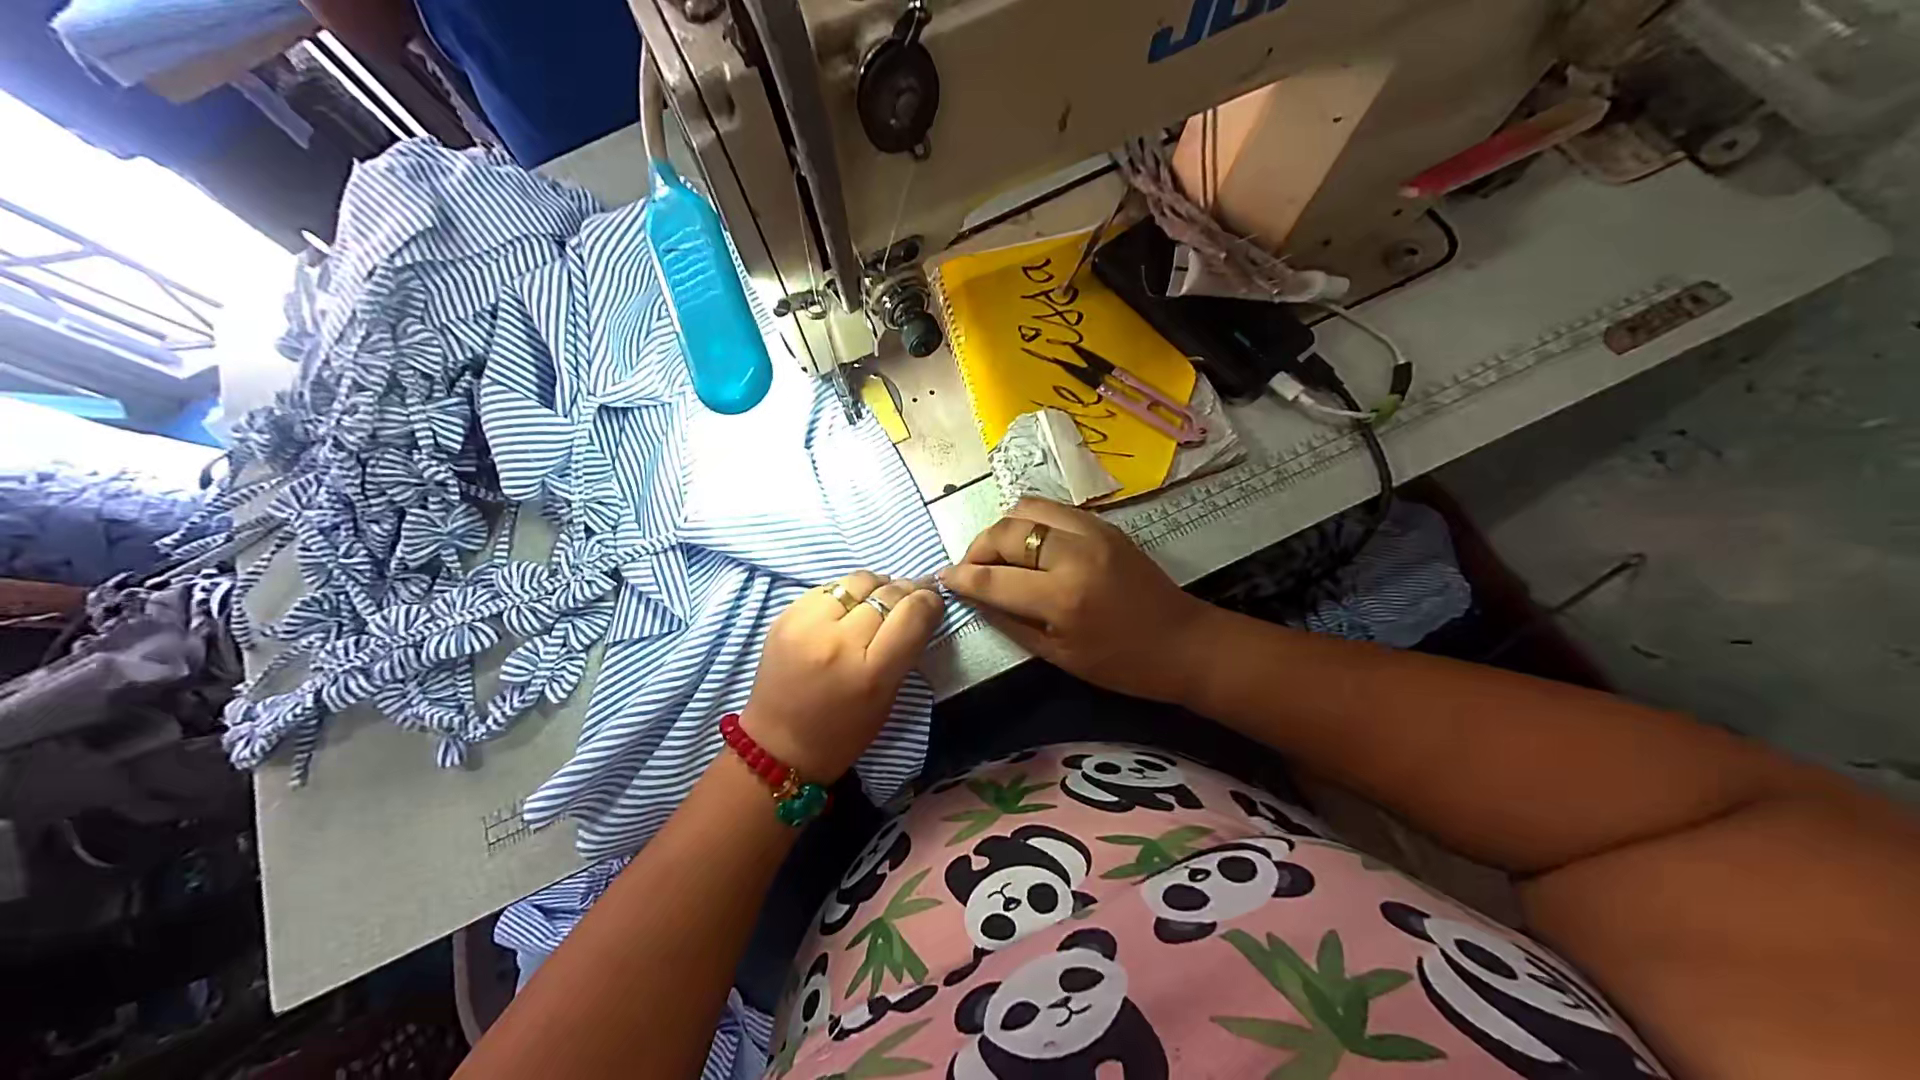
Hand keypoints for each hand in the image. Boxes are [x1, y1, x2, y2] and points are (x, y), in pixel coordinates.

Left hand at [741, 572, 943, 781]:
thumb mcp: (887, 698)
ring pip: (858, 580)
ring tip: (880, 597)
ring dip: (877, 586)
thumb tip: (920, 608)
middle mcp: (838, 642)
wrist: (778, 744)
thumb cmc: (843, 732)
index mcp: (870, 672)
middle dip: (908, 590)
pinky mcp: (786, 616)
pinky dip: (846, 592)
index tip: (934, 602)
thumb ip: (905, 650)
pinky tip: (849, 605)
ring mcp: (807, 625)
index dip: (930, 602)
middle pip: (887, 593)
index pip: (912, 614)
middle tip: (915, 593)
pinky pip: (828, 587)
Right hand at [939, 497, 1214, 703]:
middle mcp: (1075, 555)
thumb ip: (1010, 622)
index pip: (994, 577)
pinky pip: (1053, 509)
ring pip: (1027, 507)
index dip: (962, 577)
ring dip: (1003, 528)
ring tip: (998, 553)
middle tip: (971, 568)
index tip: (944, 578)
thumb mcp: (1058, 656)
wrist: (1184, 642)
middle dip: (978, 548)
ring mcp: (1092, 532)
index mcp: (1063, 598)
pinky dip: (1030, 522)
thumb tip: (973, 596)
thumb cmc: (1121, 663)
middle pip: (1006, 532)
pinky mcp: (1104, 524)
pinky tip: (1028, 545)